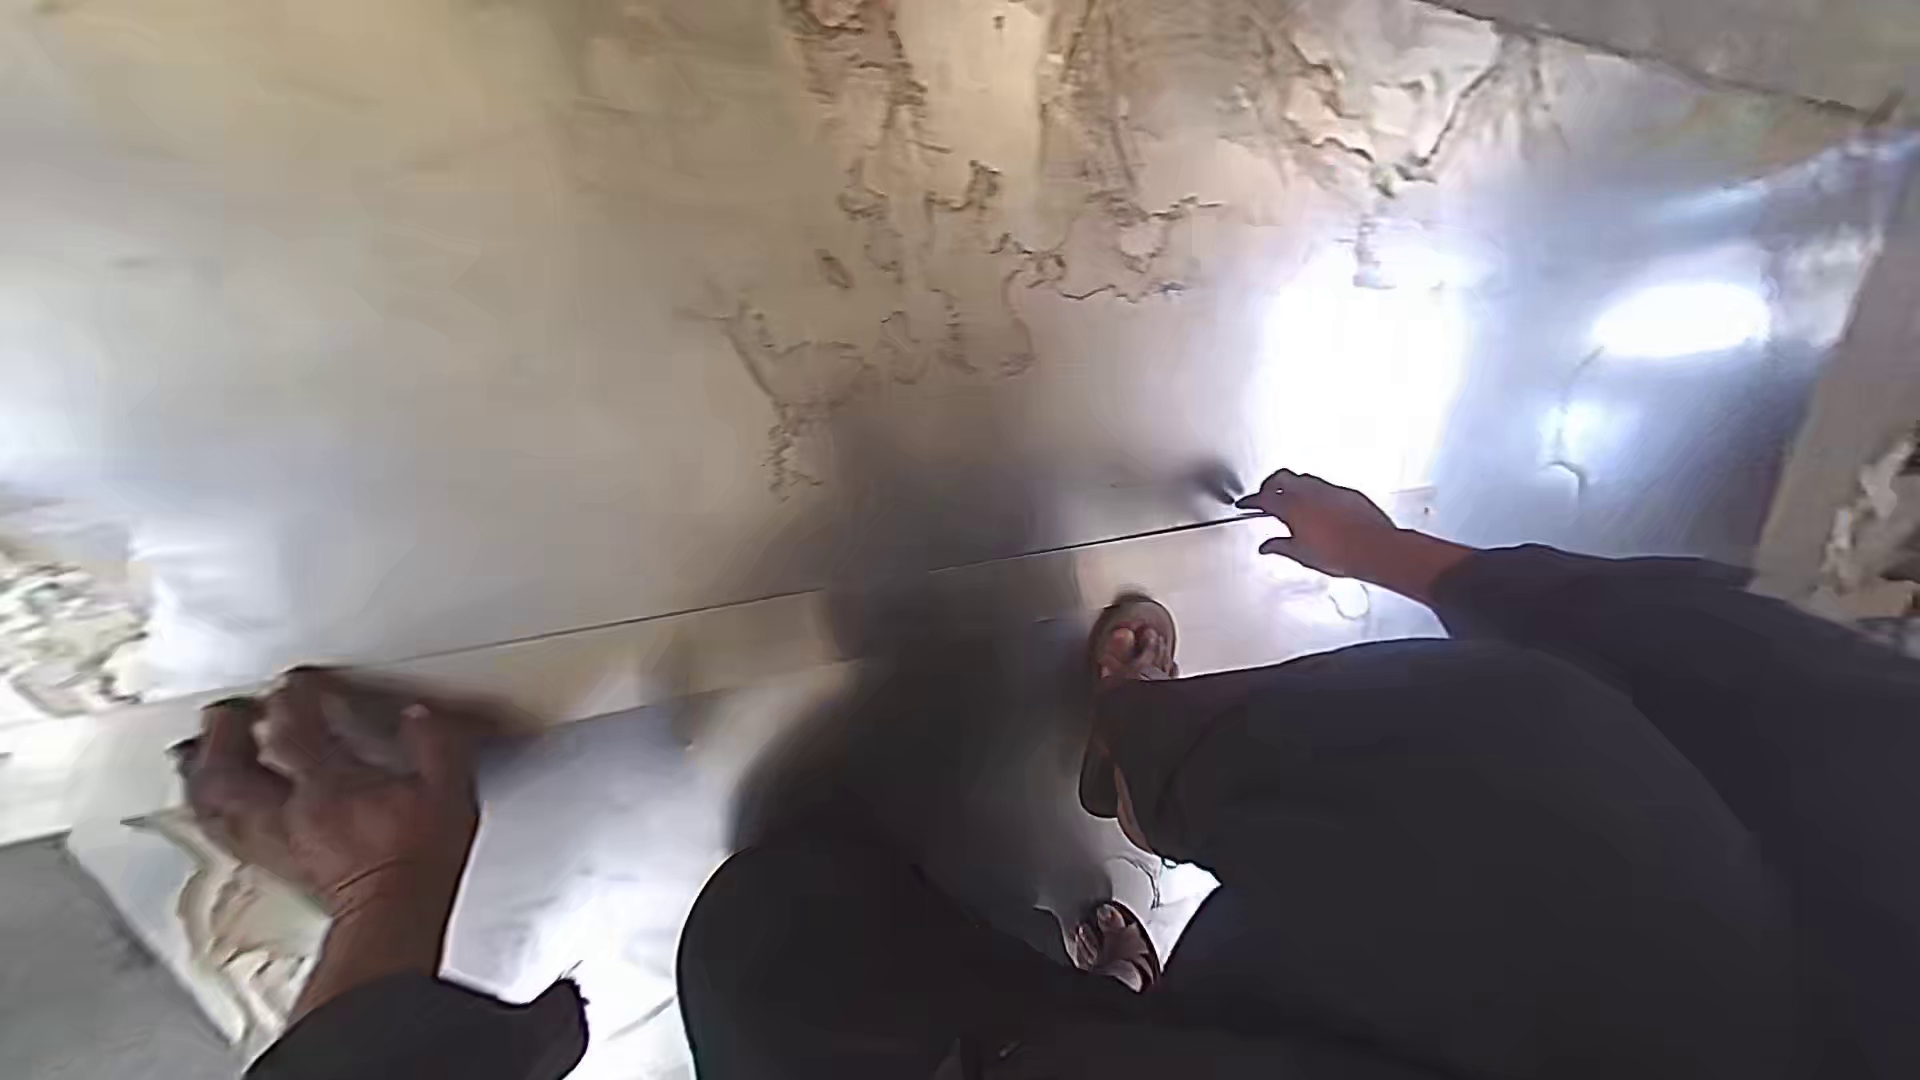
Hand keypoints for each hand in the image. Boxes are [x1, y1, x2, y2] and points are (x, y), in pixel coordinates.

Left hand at [186, 668, 480, 919]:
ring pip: (215, 802)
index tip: (293, 681)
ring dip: (201, 772)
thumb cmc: (422, 851)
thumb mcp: (449, 784)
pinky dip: (208, 809)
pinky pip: (222, 831)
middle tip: (223, 711)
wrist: (398, 906)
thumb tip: (418, 713)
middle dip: (224, 735)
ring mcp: (275, 839)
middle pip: (234, 770)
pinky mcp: (272, 860)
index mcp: (334, 787)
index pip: (298, 734)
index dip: (293, 701)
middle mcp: (291, 812)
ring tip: (194, 752)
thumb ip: (436, 742)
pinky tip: (211, 805)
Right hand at [1234, 469, 1401, 578]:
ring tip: (1289, 499)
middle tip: (1264, 494)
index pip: (1263, 498)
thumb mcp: (1300, 553)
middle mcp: (1309, 493)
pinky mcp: (1347, 493)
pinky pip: (1325, 487)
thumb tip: (1267, 546)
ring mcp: (1329, 490)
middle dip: (1268, 485)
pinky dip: (1314, 493)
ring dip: (1292, 486)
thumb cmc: (1340, 553)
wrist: (1375, 549)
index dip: (1250, 500)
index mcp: (1292, 507)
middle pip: (1280, 478)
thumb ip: (1279, 546)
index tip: (1245, 502)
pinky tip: (1317, 506)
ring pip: (1303, 479)